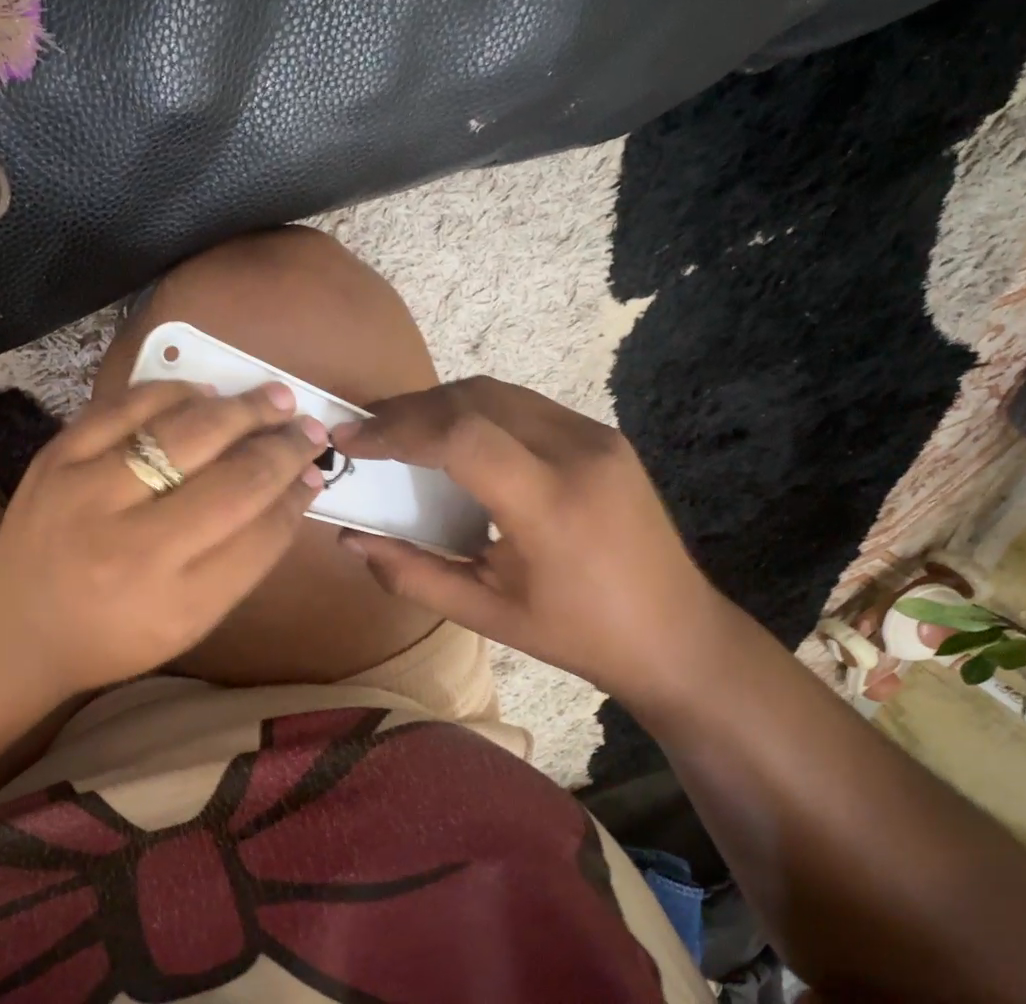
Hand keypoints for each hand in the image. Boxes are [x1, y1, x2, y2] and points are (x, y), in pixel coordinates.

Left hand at [0, 381, 327, 695]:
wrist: (13, 625)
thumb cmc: (109, 635)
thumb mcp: (185, 622)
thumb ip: (241, 561)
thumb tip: (293, 489)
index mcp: (174, 603)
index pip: (259, 535)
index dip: (296, 494)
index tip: (314, 468)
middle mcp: (134, 548)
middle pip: (233, 480)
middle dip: (282, 447)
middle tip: (308, 428)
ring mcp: (89, 495)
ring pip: (185, 432)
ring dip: (240, 410)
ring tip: (275, 400)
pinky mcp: (57, 459)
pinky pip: (126, 408)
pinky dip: (173, 394)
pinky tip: (204, 394)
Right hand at [332, 377, 737, 704]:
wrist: (677, 634)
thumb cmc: (576, 634)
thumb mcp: (484, 614)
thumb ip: (411, 573)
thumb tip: (348, 538)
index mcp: (550, 505)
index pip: (459, 437)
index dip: (394, 431)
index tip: (348, 441)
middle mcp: (578, 453)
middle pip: (473, 399)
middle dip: (407, 409)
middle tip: (363, 430)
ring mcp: (596, 437)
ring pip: (497, 392)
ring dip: (438, 404)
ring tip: (396, 429)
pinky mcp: (603, 435)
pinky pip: (522, 404)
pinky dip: (473, 410)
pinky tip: (450, 438)